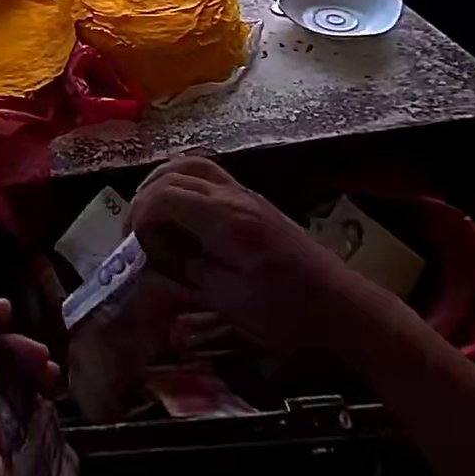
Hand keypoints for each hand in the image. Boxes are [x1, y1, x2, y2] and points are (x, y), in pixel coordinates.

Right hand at [126, 156, 366, 352]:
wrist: (341, 304)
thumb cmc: (287, 312)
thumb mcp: (232, 301)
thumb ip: (188, 268)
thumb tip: (151, 251)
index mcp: (227, 220)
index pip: (165, 196)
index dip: (140, 217)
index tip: (134, 248)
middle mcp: (233, 195)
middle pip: (172, 174)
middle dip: (143, 199)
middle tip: (134, 234)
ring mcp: (243, 192)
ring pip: (189, 164)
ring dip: (160, 182)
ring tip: (148, 213)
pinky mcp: (250, 199)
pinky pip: (205, 172)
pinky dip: (180, 181)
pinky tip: (176, 209)